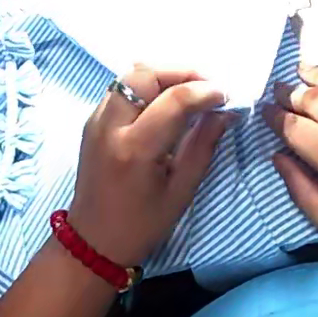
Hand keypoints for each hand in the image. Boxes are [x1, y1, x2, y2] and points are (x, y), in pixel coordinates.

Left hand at [68, 65, 230, 268]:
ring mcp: (95, 121)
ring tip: (188, 93)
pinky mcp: (91, 122)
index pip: (174, 100)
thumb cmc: (142, 224)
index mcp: (135, 149)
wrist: (92, 242)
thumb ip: (203, 145)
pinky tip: (163, 103)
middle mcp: (109, 127)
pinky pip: (120, 89)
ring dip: (162, 77)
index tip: (226, 96)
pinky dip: (145, 87)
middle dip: (181, 74)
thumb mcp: (181, 190)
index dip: (205, 91)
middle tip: (207, 89)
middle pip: (145, 75)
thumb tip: (226, 112)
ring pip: (129, 76)